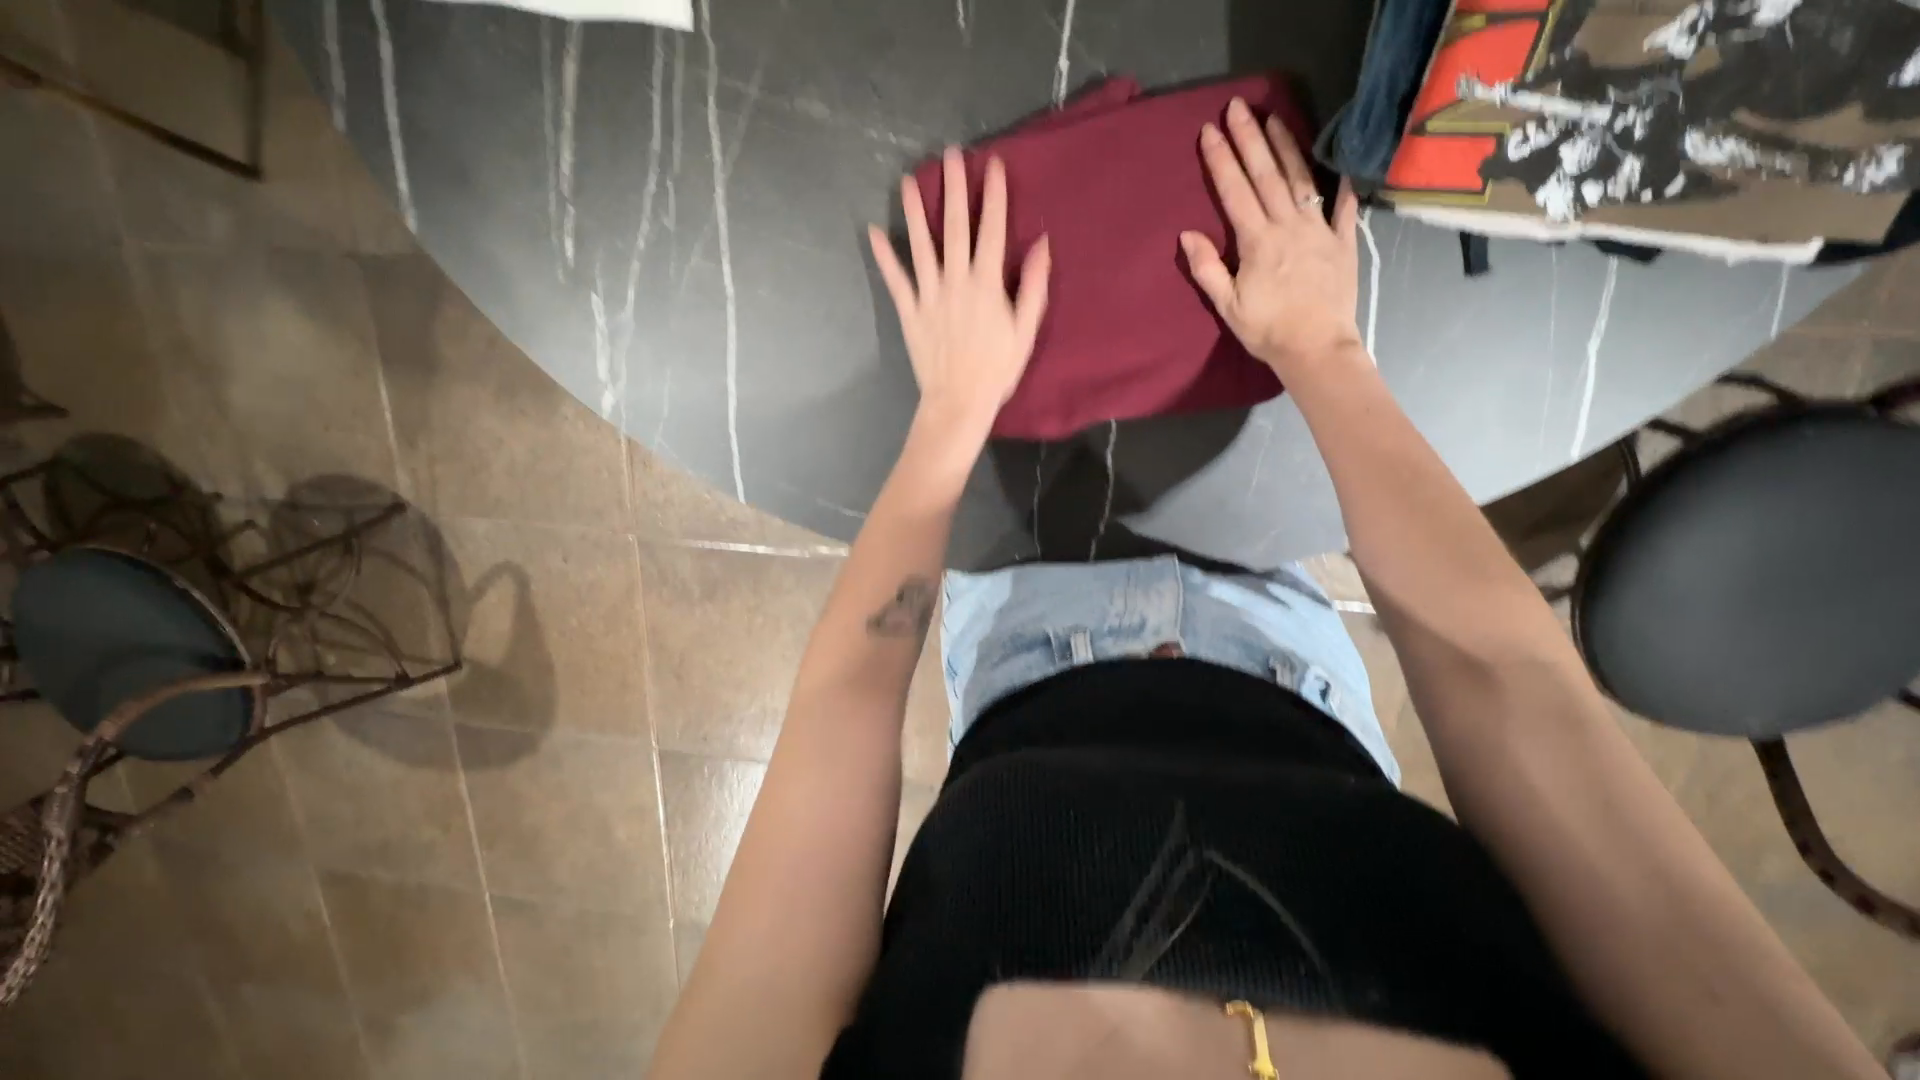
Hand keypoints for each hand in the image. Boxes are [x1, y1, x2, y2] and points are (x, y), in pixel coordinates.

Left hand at [869, 149, 1050, 438]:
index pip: (992, 230)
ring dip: (914, 211)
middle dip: (953, 189)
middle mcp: (956, 281)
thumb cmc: (998, 369)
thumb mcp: (1026, 330)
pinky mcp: (910, 311)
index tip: (992, 165)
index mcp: (987, 284)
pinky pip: (895, 279)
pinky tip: (873, 231)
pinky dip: (883, 256)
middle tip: (950, 155)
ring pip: (920, 245)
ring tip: (907, 181)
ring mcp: (929, 295)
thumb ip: (1034, 286)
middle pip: (954, 227)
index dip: (994, 196)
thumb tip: (1042, 244)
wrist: (959, 401)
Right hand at [1181, 98, 1363, 374]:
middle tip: (1237, 107)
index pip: (1235, 191)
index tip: (1210, 132)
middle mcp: (1288, 226)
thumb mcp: (1228, 306)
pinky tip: (1338, 164)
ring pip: (1301, 180)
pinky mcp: (1342, 242)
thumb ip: (1207, 269)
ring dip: (1286, 147)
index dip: (1221, 160)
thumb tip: (1187, 234)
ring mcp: (1319, 230)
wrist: (1317, 348)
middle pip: (1266, 175)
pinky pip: (1344, 207)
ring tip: (1274, 119)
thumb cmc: (1268, 331)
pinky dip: (1342, 184)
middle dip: (1249, 139)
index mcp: (1257, 241)